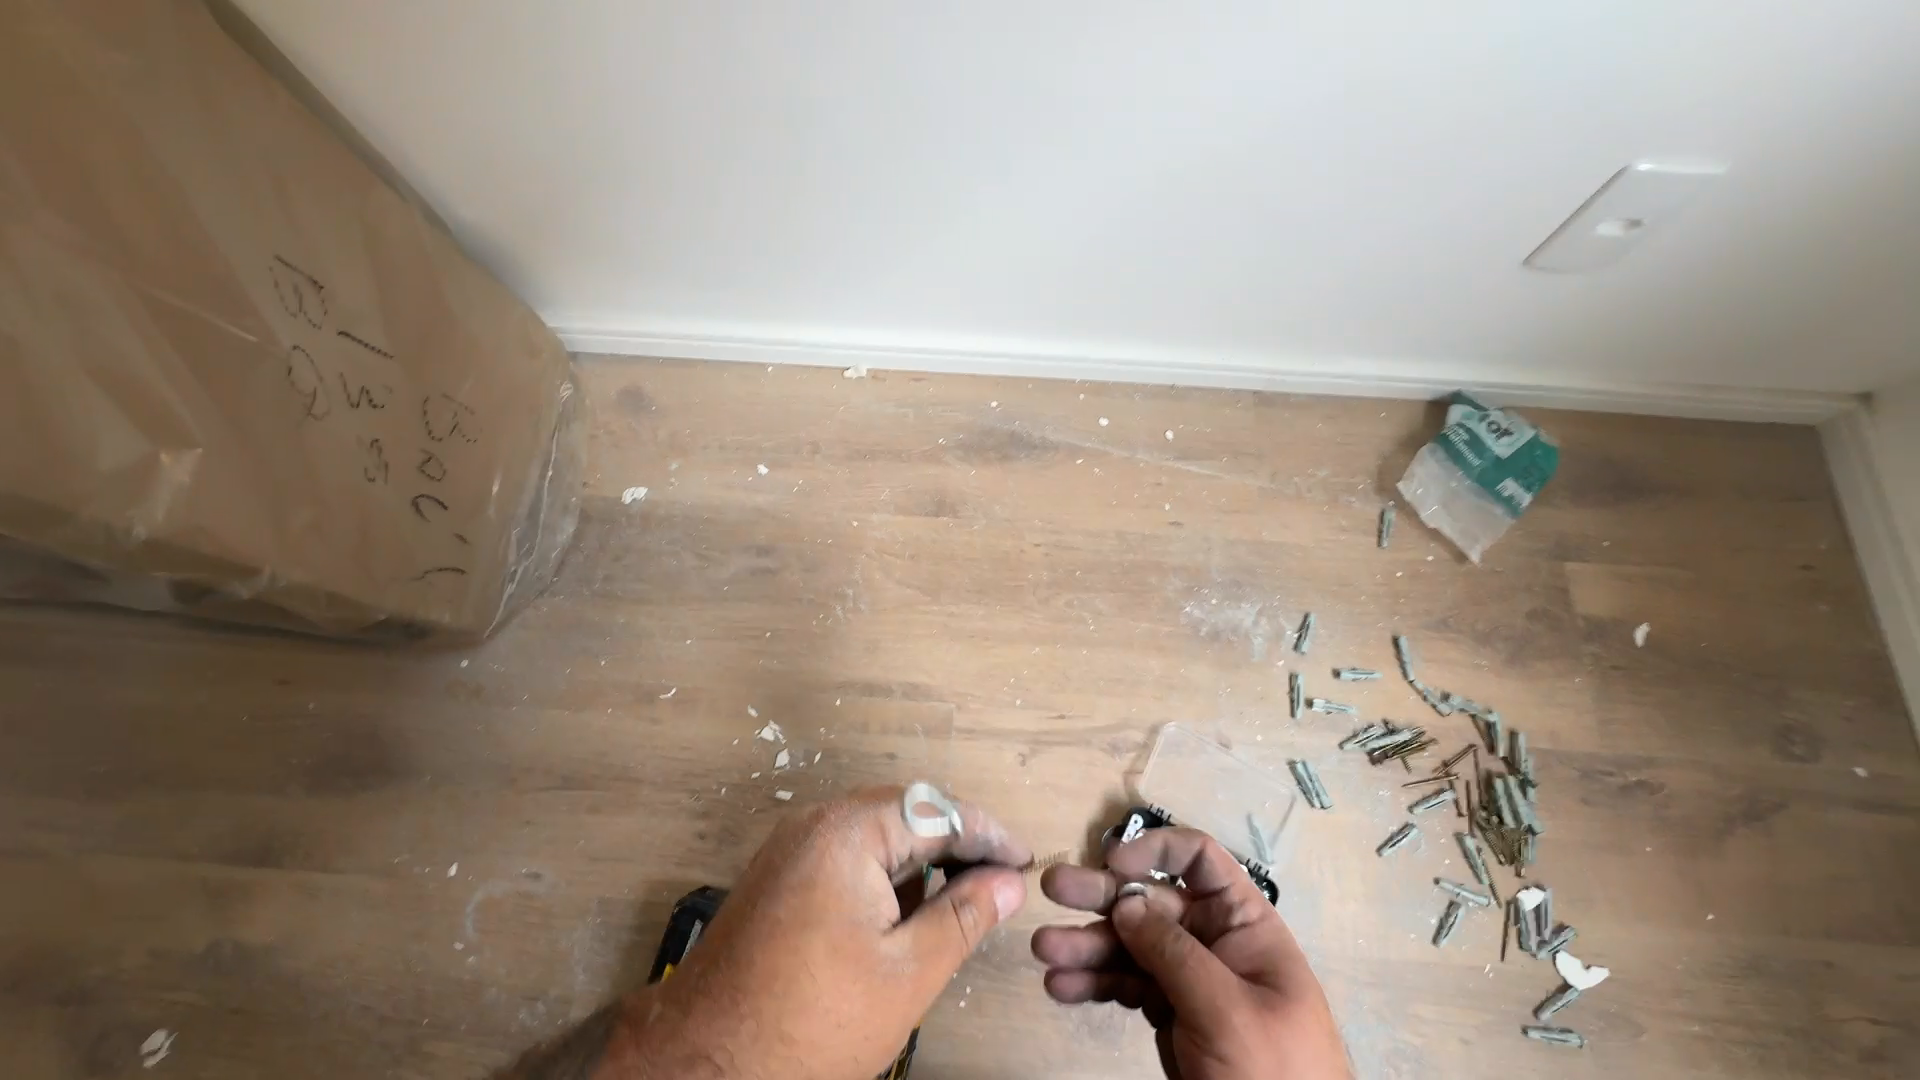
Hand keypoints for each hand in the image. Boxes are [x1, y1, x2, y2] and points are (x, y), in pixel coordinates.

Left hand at [600, 785, 1030, 1079]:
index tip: (1025, 860)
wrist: (702, 1063)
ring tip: (963, 896)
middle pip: (906, 813)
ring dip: (922, 857)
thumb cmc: (811, 1019)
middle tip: (999, 878)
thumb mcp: (906, 973)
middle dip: (956, 842)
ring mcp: (793, 846)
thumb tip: (1009, 882)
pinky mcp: (781, 874)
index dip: (988, 834)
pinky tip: (908, 909)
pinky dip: (886, 872)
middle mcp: (817, 822)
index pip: (937, 812)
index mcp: (848, 832)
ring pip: (877, 833)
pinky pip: (848, 853)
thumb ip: (963, 917)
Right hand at [1031, 827, 1348, 1079]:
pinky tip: (1060, 987)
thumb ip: (1174, 953)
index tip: (1111, 861)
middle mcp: (1214, 942)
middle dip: (1101, 895)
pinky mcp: (1170, 1016)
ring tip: (1044, 952)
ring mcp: (1189, 980)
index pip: (1200, 861)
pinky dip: (1093, 984)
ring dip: (1086, 945)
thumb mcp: (1228, 1010)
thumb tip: (1125, 903)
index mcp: (1244, 924)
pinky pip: (1126, 986)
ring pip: (1129, 946)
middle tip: (1051, 888)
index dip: (1156, 850)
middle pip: (1151, 902)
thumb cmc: (1274, 1073)